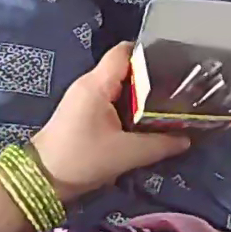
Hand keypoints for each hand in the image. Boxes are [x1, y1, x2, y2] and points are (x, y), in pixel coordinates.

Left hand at [32, 42, 190, 201]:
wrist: (42, 179)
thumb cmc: (82, 159)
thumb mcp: (126, 154)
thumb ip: (160, 144)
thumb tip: (187, 139)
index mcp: (97, 84)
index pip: (124, 51)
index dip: (149, 53)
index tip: (174, 64)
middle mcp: (89, 84)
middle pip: (124, 68)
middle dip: (151, 77)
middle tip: (179, 88)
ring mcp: (83, 97)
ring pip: (118, 85)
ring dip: (140, 94)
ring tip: (168, 103)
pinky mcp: (82, 112)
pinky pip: (110, 99)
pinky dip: (128, 106)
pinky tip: (145, 118)